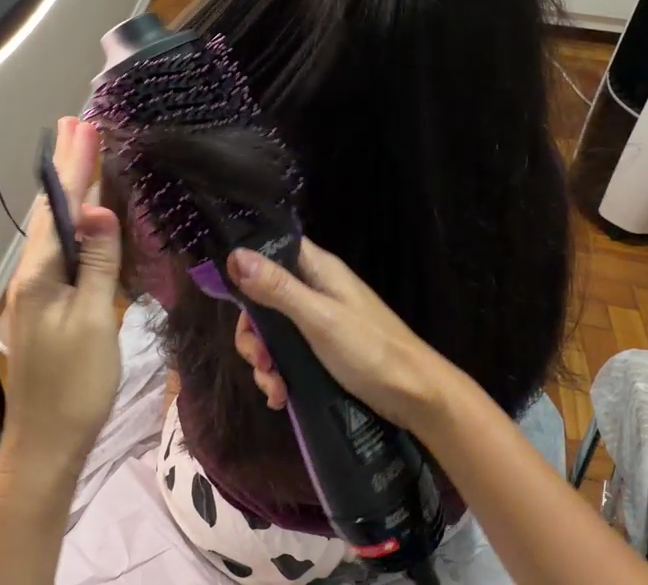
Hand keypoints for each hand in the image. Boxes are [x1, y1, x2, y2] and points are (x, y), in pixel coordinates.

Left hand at [2, 117, 124, 464]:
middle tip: (76, 123)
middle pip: (54, 209)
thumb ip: (98, 263)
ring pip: (57, 227)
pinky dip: (75, 221)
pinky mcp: (50, 305)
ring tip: (80, 153)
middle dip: (68, 165)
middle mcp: (35, 273)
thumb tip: (99, 209)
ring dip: (70, 188)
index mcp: (42, 272)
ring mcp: (40, 289)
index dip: (76, 164)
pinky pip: (64, 249)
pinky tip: (85, 216)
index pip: (62, 205)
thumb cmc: (74, 385)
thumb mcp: (94, 321)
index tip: (84, 125)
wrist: (47, 444)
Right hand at [228, 239, 465, 432]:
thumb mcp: (319, 319)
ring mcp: (319, 322)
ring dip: (264, 360)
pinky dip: (278, 375)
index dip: (247, 265)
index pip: (272, 249)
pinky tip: (280, 397)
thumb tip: (234, 255)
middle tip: (259, 360)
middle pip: (263, 298)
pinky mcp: (322, 352)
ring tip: (274, 388)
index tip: (228, 293)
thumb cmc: (371, 350)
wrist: (419, 398)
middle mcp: (315, 290)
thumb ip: (277, 288)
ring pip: (272, 332)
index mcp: (318, 270)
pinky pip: (287, 356)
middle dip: (253, 332)